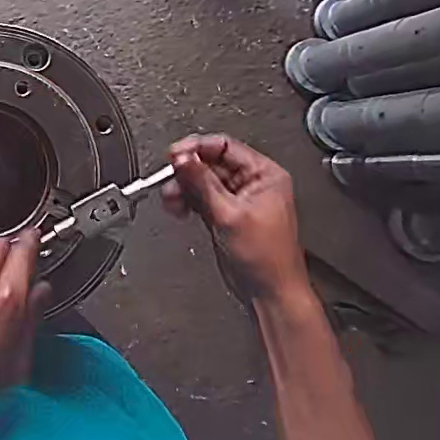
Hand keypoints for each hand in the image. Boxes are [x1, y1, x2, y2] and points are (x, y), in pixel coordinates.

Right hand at [162, 134, 309, 303]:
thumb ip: (202, 182)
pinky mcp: (223, 214)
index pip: (224, 146)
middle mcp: (251, 183)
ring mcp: (236, 199)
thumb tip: (184, 158)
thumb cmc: (268, 258)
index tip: (176, 154)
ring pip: (201, 181)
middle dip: (187, 171)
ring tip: (172, 197)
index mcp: (263, 174)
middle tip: (170, 177)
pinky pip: (199, 198)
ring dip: (182, 187)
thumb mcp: (229, 213)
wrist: (269, 292)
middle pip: (209, 163)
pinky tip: (177, 207)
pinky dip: (185, 201)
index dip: (197, 148)